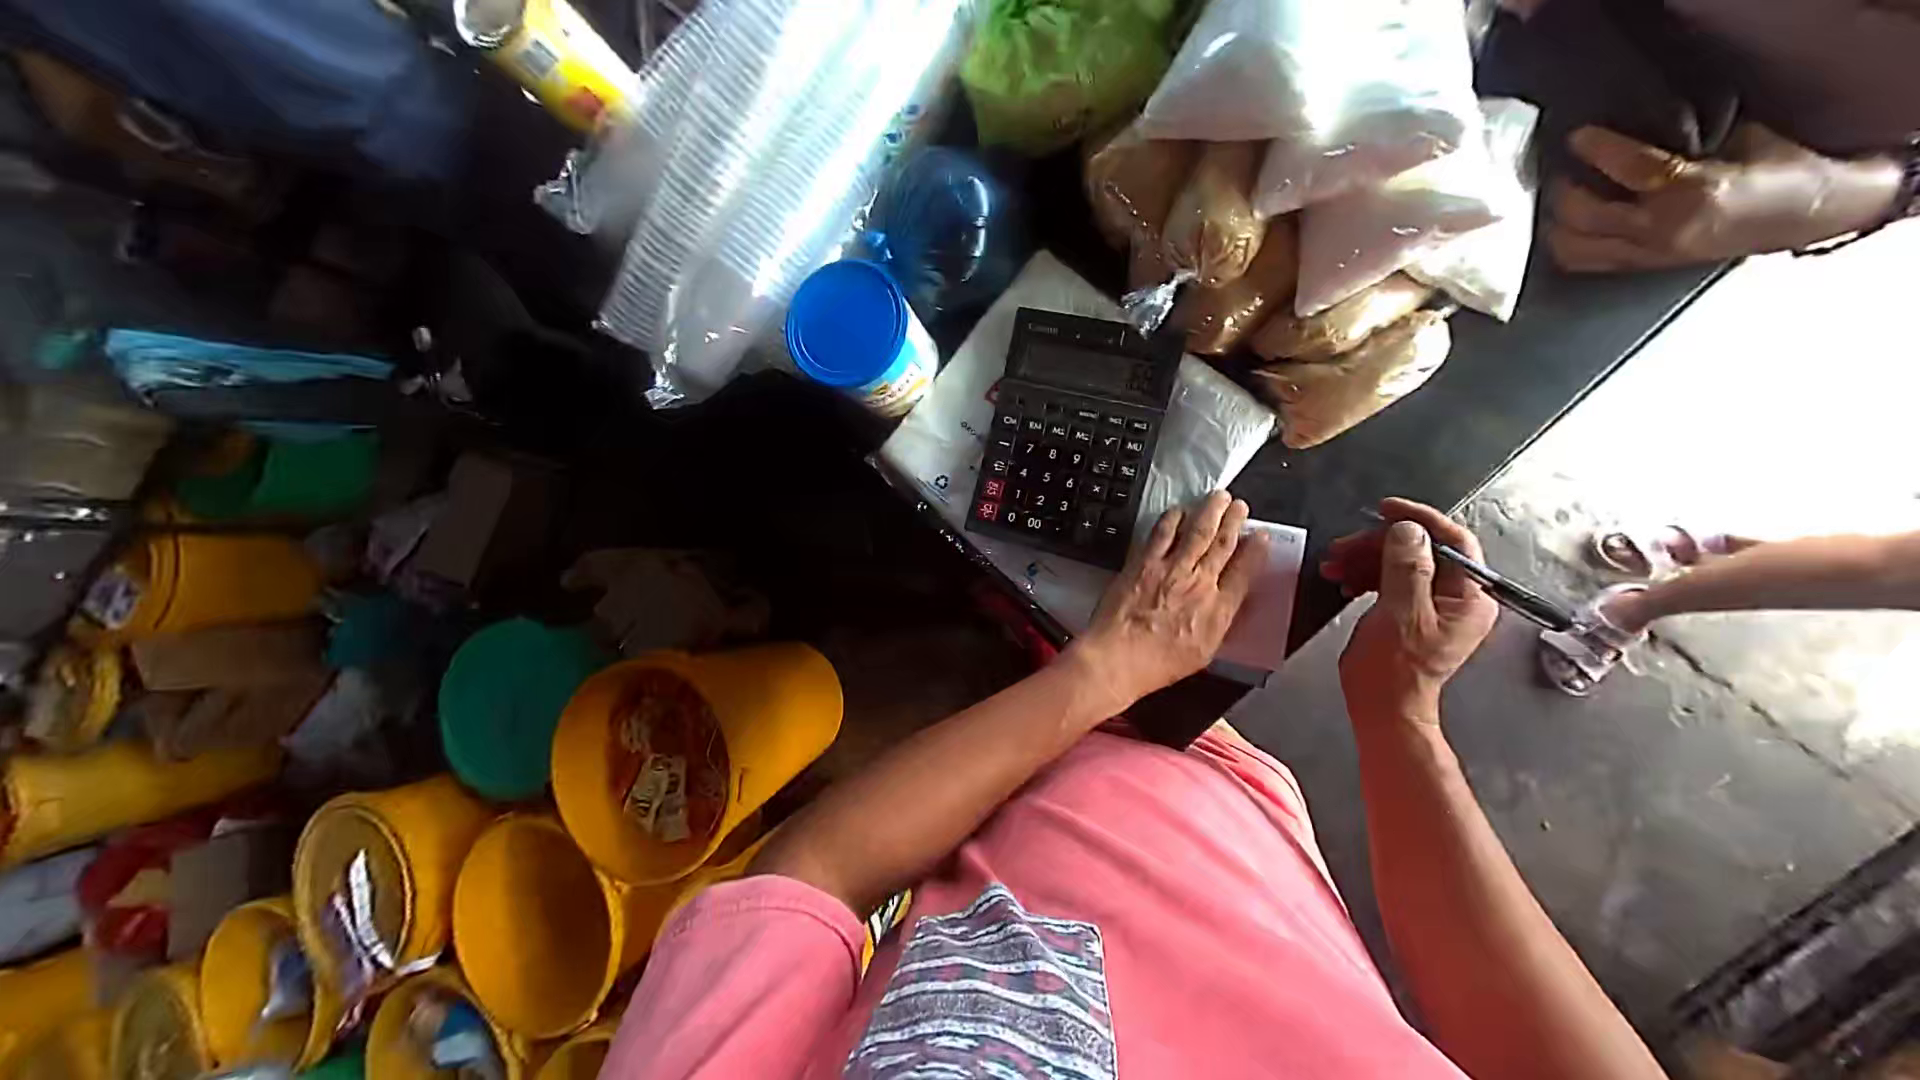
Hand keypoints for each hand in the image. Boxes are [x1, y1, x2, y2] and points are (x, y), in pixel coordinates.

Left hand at [1067, 491, 1266, 710]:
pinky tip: (1178, 510)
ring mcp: (1170, 570)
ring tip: (1219, 497)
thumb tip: (1229, 606)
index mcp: (1218, 609)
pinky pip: (1161, 534)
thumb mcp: (1204, 652)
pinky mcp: (1143, 564)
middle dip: (1235, 521)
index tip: (1261, 537)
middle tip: (1241, 506)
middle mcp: (1198, 584)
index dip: (1256, 551)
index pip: (1245, 572)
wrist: (1119, 657)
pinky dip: (1172, 519)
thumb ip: (1220, 624)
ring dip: (1210, 511)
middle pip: (1223, 544)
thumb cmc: (1157, 663)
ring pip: (1197, 531)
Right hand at [1322, 498, 1497, 729]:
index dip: (1420, 520)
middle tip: (1342, 547)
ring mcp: (1431, 605)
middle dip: (1378, 545)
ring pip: (1398, 563)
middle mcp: (1456, 597)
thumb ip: (1407, 568)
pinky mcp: (1407, 612)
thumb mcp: (1401, 614)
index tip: (1385, 509)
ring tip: (1333, 565)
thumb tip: (1407, 529)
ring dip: (1364, 559)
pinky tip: (1342, 581)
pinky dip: (1363, 575)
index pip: (1453, 541)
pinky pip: (1387, 580)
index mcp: (1469, 597)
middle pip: (1420, 551)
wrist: (1382, 705)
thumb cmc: (1394, 667)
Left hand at [1548, 123, 1902, 270]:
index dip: (1598, 150)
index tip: (1577, 138)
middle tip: (1563, 173)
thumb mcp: (1742, 140)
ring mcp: (1647, 253)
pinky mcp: (1641, 268)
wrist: (1814, 212)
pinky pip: (1583, 263)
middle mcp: (1662, 227)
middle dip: (1564, 192)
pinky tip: (1563, 230)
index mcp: (1694, 189)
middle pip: (1584, 215)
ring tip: (1557, 203)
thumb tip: (1641, 125)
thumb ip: (1688, 138)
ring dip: (1555, 225)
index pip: (1630, 167)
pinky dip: (1565, 246)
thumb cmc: (1785, 169)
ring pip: (1572, 246)